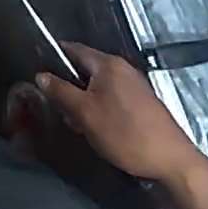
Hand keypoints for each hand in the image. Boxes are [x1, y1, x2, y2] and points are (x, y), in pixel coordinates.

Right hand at [37, 42, 207, 182]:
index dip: (54, 57)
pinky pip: (111, 95)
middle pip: (86, 68)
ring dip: (83, 99)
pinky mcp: (141, 101)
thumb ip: (61, 92)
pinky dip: (99, 106)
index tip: (38, 71)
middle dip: (68, 85)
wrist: (170, 159)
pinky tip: (96, 127)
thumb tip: (41, 75)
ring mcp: (134, 84)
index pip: (74, 49)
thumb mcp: (85, 114)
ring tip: (76, 122)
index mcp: (108, 64)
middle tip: (57, 107)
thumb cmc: (124, 133)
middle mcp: (122, 67)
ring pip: (98, 84)